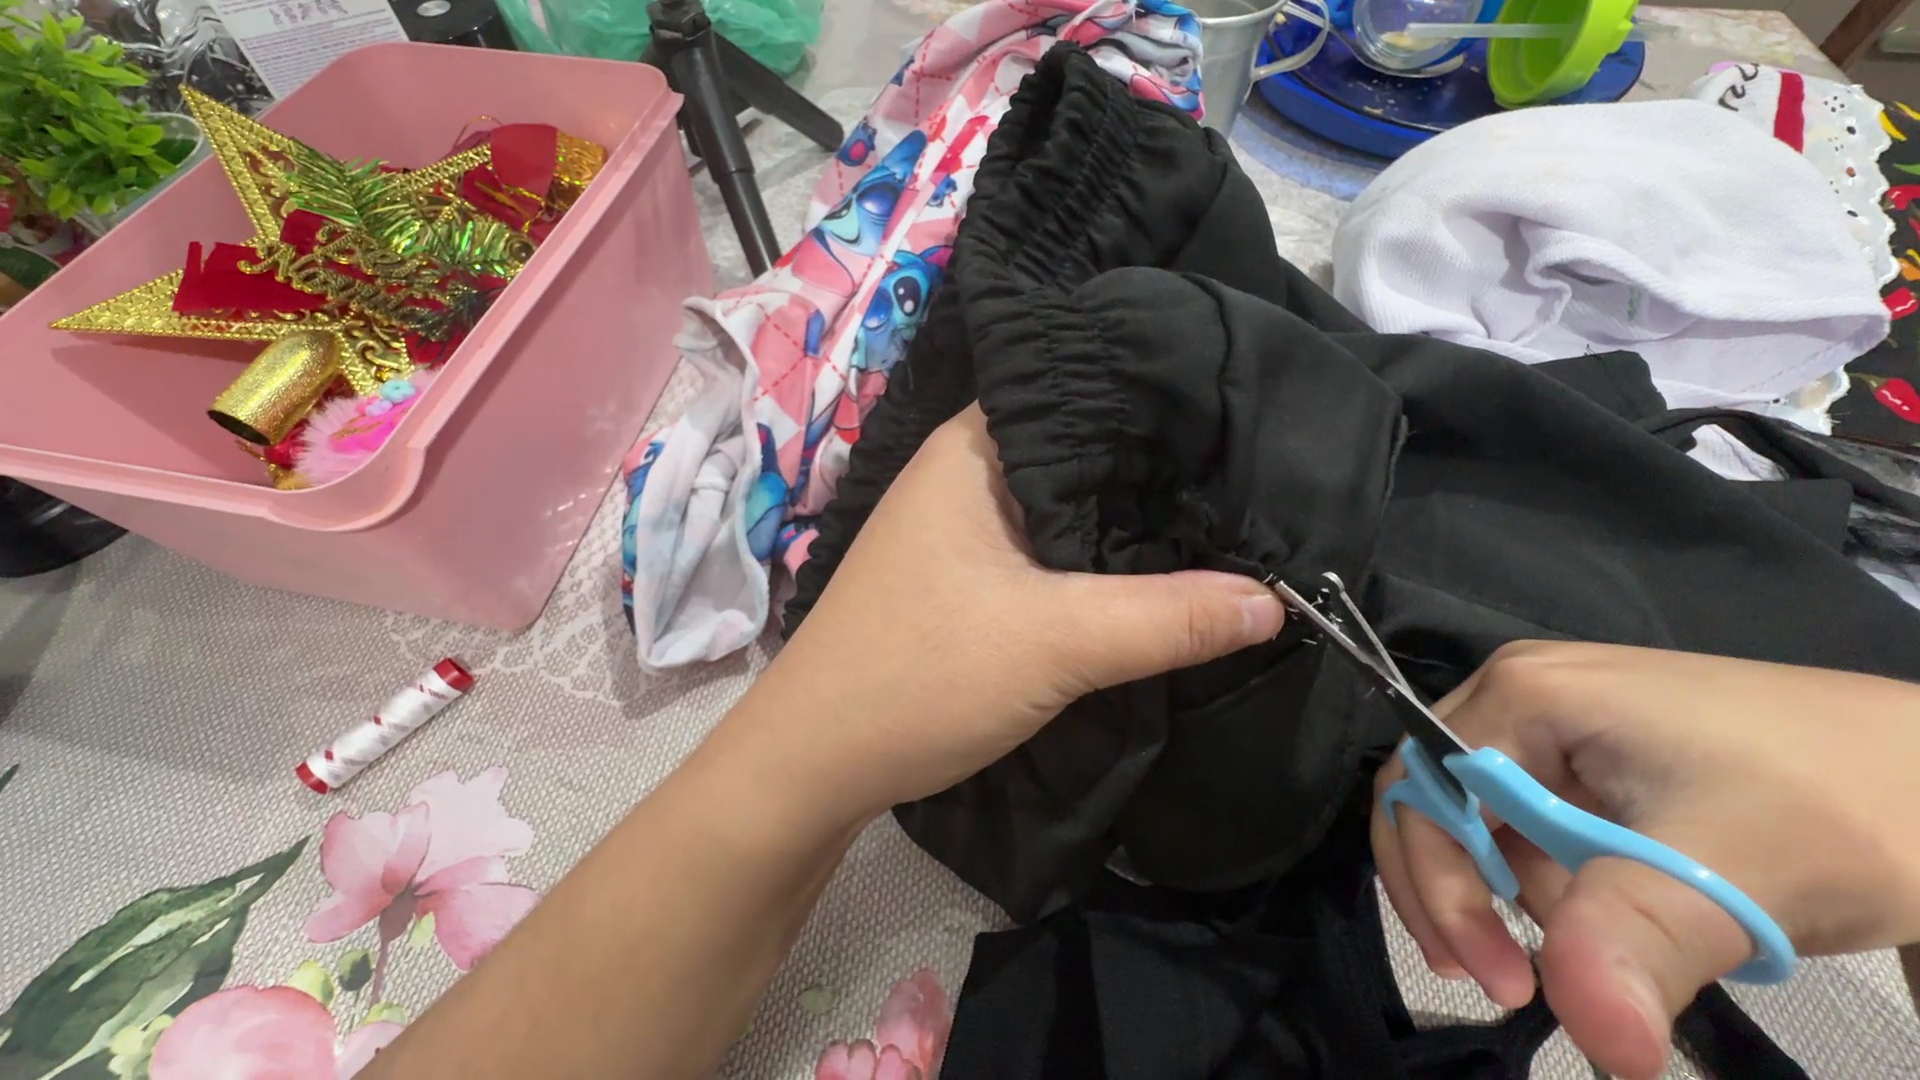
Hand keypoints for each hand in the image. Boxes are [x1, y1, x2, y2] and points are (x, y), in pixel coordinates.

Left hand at [716, 403, 1286, 829]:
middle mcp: (967, 471)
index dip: (1168, 408)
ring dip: (1130, 529)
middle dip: (1161, 478)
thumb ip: (1168, 618)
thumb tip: (1277, 599)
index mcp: (975, 447)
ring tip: (1227, 526)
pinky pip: (1051, 555)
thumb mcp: (1055, 643)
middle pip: (1085, 458)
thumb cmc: (921, 676)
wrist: (816, 762)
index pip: (1088, 394)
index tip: (1246, 423)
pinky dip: (1098, 565)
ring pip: (1070, 512)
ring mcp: (964, 527)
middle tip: (1259, 484)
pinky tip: (1155, 578)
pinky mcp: (968, 578)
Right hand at [1372, 642, 1919, 1079]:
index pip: (1424, 787)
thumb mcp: (1736, 872)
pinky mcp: (1589, 745)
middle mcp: (1519, 690)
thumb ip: (1638, 940)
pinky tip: (1596, 910)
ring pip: (1474, 807)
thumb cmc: (1846, 801)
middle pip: (1432, 793)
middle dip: (1452, 889)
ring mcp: (1553, 714)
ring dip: (1501, 890)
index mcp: (1525, 694)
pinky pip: (1524, 809)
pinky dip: (1541, 874)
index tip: (1498, 979)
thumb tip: (1597, 1045)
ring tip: (1575, 951)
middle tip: (1499, 978)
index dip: (1437, 882)